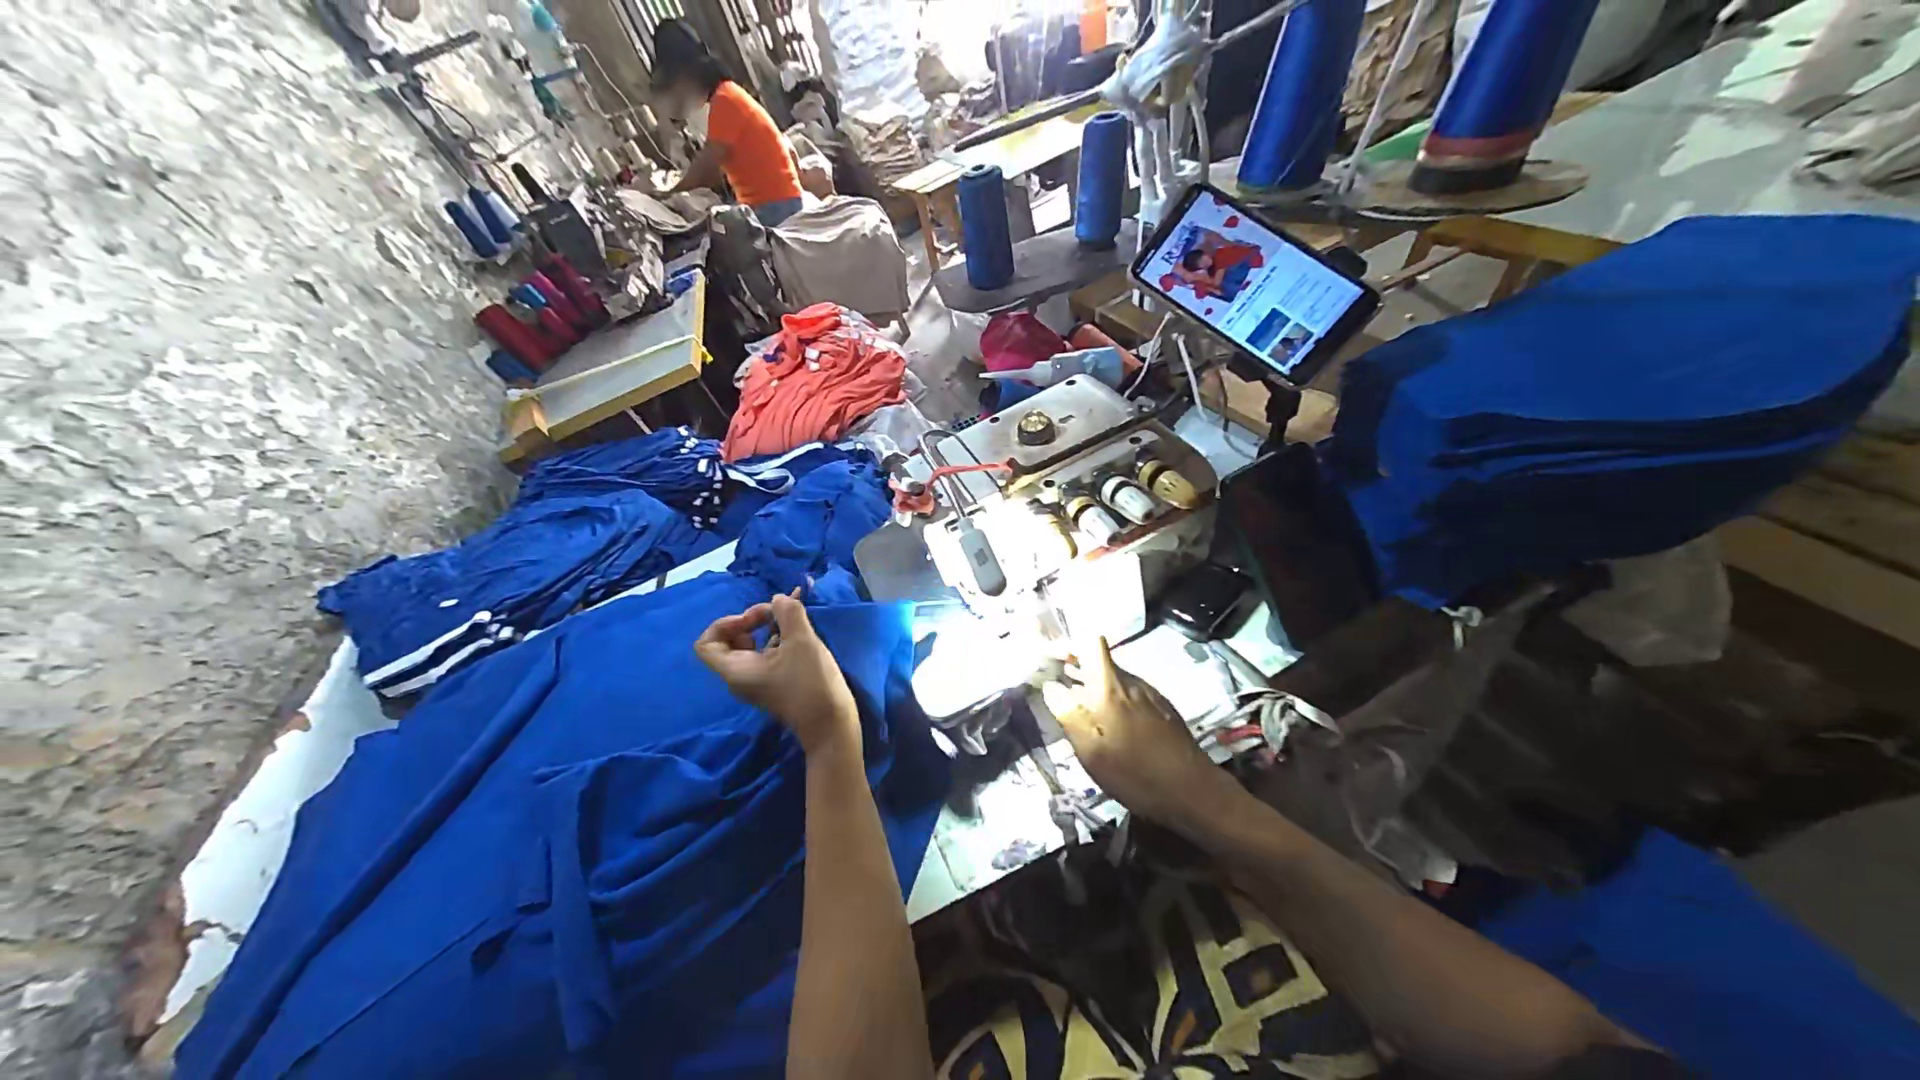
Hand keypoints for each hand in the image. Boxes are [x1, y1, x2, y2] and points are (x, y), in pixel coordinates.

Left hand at [696, 591, 859, 756]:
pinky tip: (799, 629)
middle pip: (728, 641)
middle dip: (750, 620)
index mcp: (734, 670)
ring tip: (792, 616)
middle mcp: (739, 677)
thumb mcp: (800, 640)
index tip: (757, 619)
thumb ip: (787, 612)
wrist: (831, 723)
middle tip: (777, 613)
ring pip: (750, 646)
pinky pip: (766, 654)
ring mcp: (757, 681)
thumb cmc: (810, 682)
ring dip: (767, 627)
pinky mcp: (774, 682)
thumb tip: (779, 599)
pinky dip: (778, 638)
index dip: (726, 622)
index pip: (706, 643)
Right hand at [1051, 637, 1246, 834]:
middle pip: (1101, 661)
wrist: (1193, 792)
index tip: (1052, 659)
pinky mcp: (1164, 709)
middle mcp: (1132, 682)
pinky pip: (1131, 694)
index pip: (1091, 643)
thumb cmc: (1135, 773)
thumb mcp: (1091, 751)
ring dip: (1096, 687)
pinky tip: (1112, 726)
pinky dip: (1115, 700)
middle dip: (1078, 669)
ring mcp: (1151, 695)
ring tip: (1082, 709)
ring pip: (1116, 679)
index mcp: (1111, 687)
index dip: (1069, 645)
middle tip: (1060, 689)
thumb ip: (1067, 714)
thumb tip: (1049, 685)